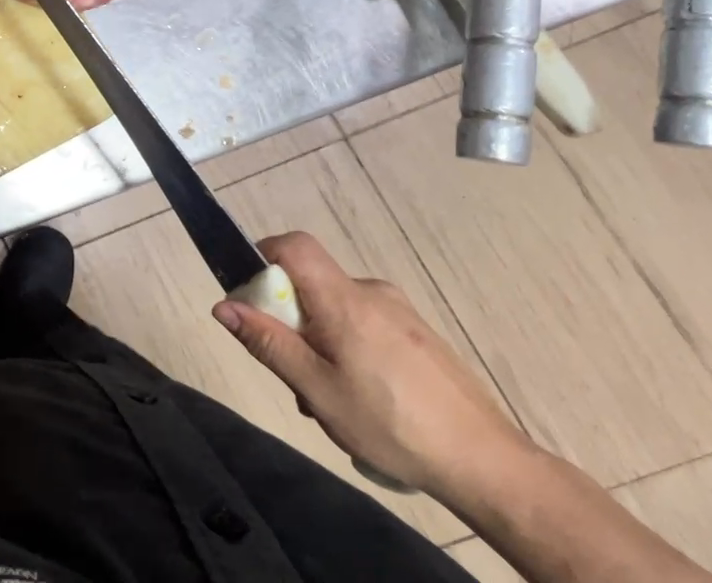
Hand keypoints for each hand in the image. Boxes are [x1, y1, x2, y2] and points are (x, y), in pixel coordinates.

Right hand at [212, 232, 529, 496]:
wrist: (488, 464)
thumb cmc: (391, 425)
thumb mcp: (316, 389)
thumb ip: (268, 343)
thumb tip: (223, 306)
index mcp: (346, 301)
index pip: (294, 246)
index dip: (261, 257)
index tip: (251, 299)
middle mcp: (374, 294)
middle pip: (310, 283)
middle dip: (288, 320)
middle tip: (293, 373)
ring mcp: (402, 315)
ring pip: (336, 310)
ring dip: (318, 342)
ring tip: (328, 397)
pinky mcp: (419, 337)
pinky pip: (364, 326)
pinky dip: (347, 350)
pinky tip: (361, 399)